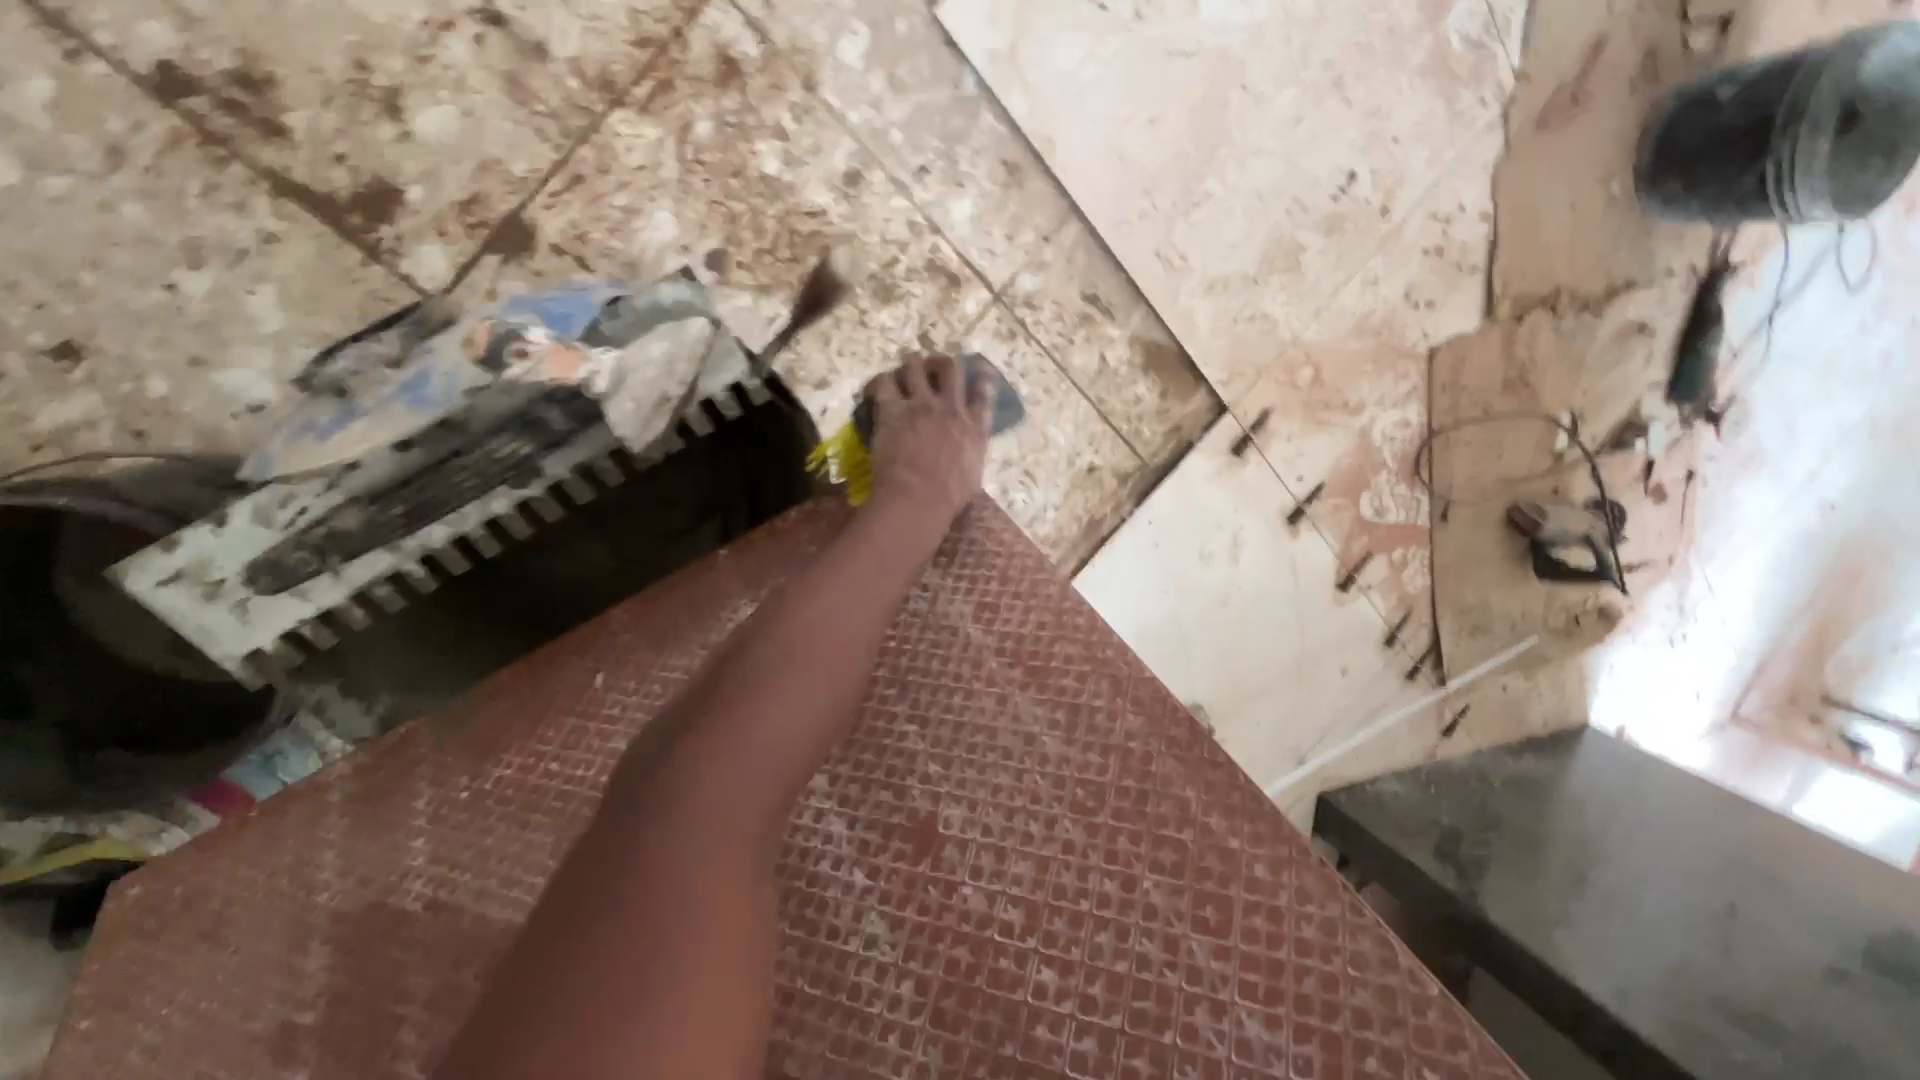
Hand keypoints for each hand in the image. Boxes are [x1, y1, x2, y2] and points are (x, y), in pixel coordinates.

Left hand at [866, 354, 991, 525]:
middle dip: (942, 362)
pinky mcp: (893, 410)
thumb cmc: (948, 499)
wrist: (918, 499)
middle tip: (934, 364)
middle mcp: (951, 409)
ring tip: (906, 365)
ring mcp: (921, 405)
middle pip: (951, 368)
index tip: (979, 374)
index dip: (981, 380)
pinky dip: (882, 381)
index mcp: (974, 429)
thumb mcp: (973, 477)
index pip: (983, 394)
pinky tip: (879, 387)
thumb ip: (972, 455)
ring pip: (916, 365)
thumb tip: (968, 453)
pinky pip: (885, 382)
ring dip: (911, 362)